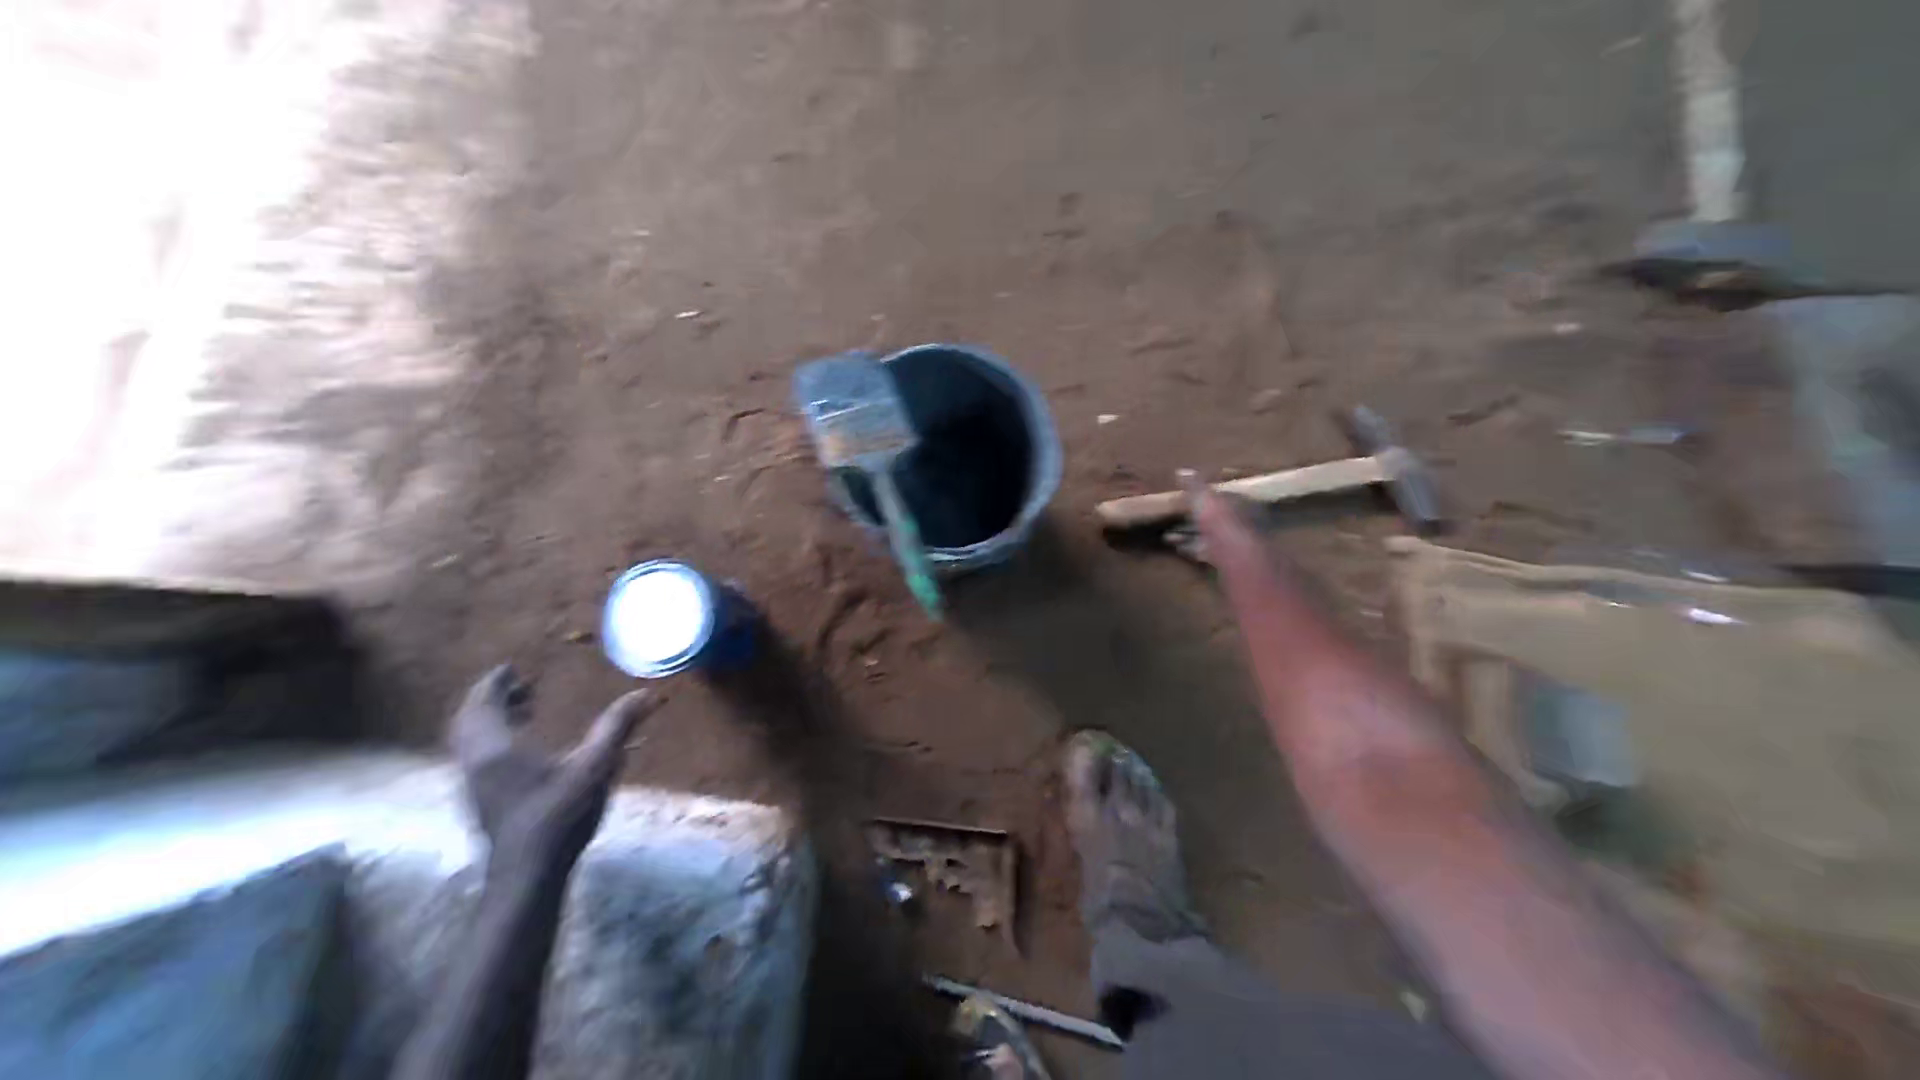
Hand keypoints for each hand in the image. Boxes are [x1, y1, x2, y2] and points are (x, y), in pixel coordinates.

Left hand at [449, 666, 660, 871]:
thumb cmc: (560, 816)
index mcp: (496, 748)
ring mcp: (474, 783)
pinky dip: (490, 738)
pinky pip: (476, 755)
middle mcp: (476, 761)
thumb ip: (617, 727)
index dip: (495, 683)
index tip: (511, 668)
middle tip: (517, 685)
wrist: (528, 874)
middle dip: (490, 698)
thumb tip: (645, 693)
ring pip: (469, 739)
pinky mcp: (480, 799)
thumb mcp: (595, 767)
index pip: (483, 703)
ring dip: (489, 718)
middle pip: (469, 720)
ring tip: (521, 709)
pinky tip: (520, 746)